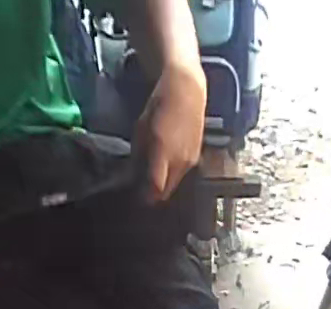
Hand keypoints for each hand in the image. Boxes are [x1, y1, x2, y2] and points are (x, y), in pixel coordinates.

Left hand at [133, 61, 206, 201]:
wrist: (187, 90)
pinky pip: (182, 174)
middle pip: (166, 191)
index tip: (138, 197)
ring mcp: (190, 161)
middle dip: (155, 194)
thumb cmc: (160, 104)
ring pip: (175, 184)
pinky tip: (168, 164)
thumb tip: (134, 174)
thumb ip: (139, 154)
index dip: (146, 197)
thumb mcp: (142, 128)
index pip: (155, 189)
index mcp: (163, 154)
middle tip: (144, 189)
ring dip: (165, 184)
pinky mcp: (196, 157)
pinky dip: (173, 174)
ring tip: (155, 175)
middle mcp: (179, 162)